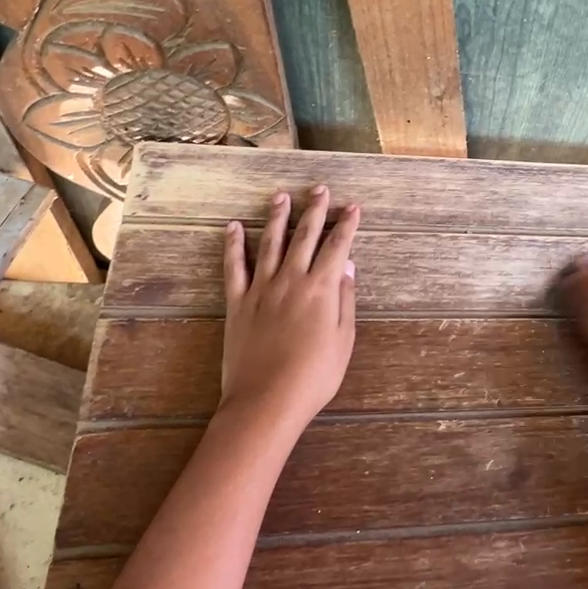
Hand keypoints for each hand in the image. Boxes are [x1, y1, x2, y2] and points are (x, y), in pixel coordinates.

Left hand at [220, 185, 360, 428]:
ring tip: (281, 196)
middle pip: (304, 236)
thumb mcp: (344, 339)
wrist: (266, 400)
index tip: (353, 207)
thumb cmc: (314, 375)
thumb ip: (345, 299)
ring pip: (271, 243)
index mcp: (320, 288)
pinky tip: (235, 227)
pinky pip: (234, 267)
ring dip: (277, 217)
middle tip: (320, 189)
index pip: (336, 246)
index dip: (346, 225)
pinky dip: (234, 245)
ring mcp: (261, 289)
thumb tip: (346, 266)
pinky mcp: (238, 302)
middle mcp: (291, 280)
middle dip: (315, 210)